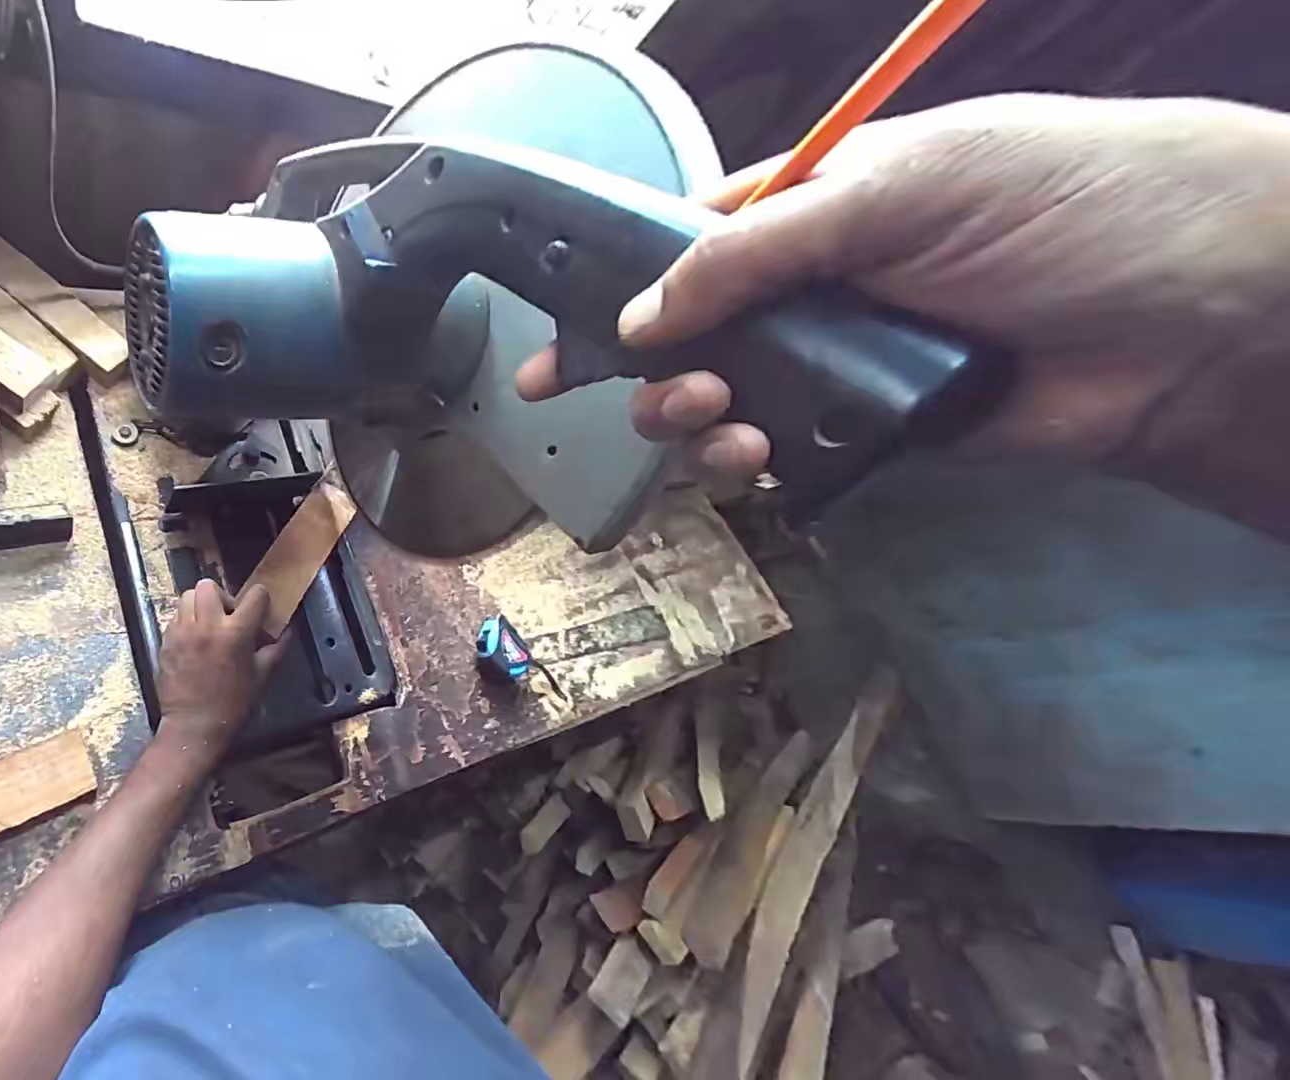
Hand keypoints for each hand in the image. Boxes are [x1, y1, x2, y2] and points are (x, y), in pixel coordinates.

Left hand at [151, 580, 284, 773]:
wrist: (193, 724)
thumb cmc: (232, 703)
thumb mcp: (261, 676)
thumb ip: (275, 649)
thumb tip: (287, 631)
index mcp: (235, 633)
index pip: (254, 595)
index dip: (260, 599)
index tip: (259, 610)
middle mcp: (207, 625)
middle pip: (209, 586)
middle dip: (221, 596)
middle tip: (226, 616)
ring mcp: (182, 631)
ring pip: (187, 596)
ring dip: (200, 605)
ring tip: (207, 624)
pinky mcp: (166, 640)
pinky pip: (176, 616)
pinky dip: (186, 621)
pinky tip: (194, 639)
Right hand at [514, 94, 1289, 513]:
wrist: (1211, 322)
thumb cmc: (1067, 208)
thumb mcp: (903, 186)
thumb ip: (751, 252)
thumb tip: (636, 322)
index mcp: (792, 220)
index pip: (672, 255)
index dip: (610, 297)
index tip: (557, 345)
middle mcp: (785, 296)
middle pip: (669, 342)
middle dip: (641, 374)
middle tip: (651, 390)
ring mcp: (803, 368)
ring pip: (697, 405)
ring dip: (685, 418)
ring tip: (715, 415)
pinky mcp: (828, 432)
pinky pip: (748, 452)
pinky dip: (733, 460)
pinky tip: (754, 453)